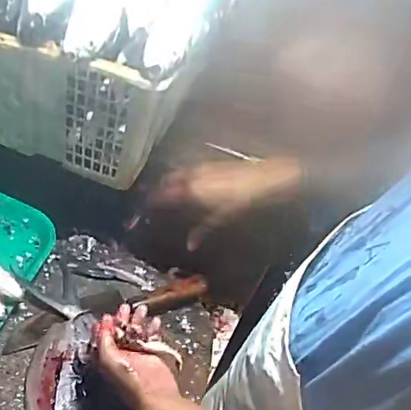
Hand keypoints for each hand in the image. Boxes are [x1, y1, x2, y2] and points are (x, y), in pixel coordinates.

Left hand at [96, 305, 182, 409]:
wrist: (155, 395)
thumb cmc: (130, 381)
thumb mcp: (110, 360)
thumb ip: (103, 343)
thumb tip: (101, 326)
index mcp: (107, 359)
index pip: (103, 339)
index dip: (104, 327)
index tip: (107, 316)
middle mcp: (121, 356)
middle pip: (120, 332)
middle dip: (122, 319)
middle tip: (125, 308)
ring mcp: (138, 355)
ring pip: (136, 332)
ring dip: (138, 320)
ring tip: (142, 309)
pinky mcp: (153, 355)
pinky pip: (152, 337)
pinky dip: (153, 328)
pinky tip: (155, 321)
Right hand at [144, 158, 302, 250]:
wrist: (269, 175)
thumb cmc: (246, 196)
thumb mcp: (223, 218)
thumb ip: (203, 229)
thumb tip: (191, 244)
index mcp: (193, 188)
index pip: (163, 194)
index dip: (151, 203)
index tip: (141, 212)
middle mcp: (195, 175)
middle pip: (167, 180)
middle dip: (156, 191)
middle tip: (148, 203)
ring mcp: (204, 167)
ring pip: (178, 173)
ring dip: (169, 182)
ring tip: (162, 194)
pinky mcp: (214, 165)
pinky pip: (191, 171)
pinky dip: (183, 178)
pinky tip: (186, 186)